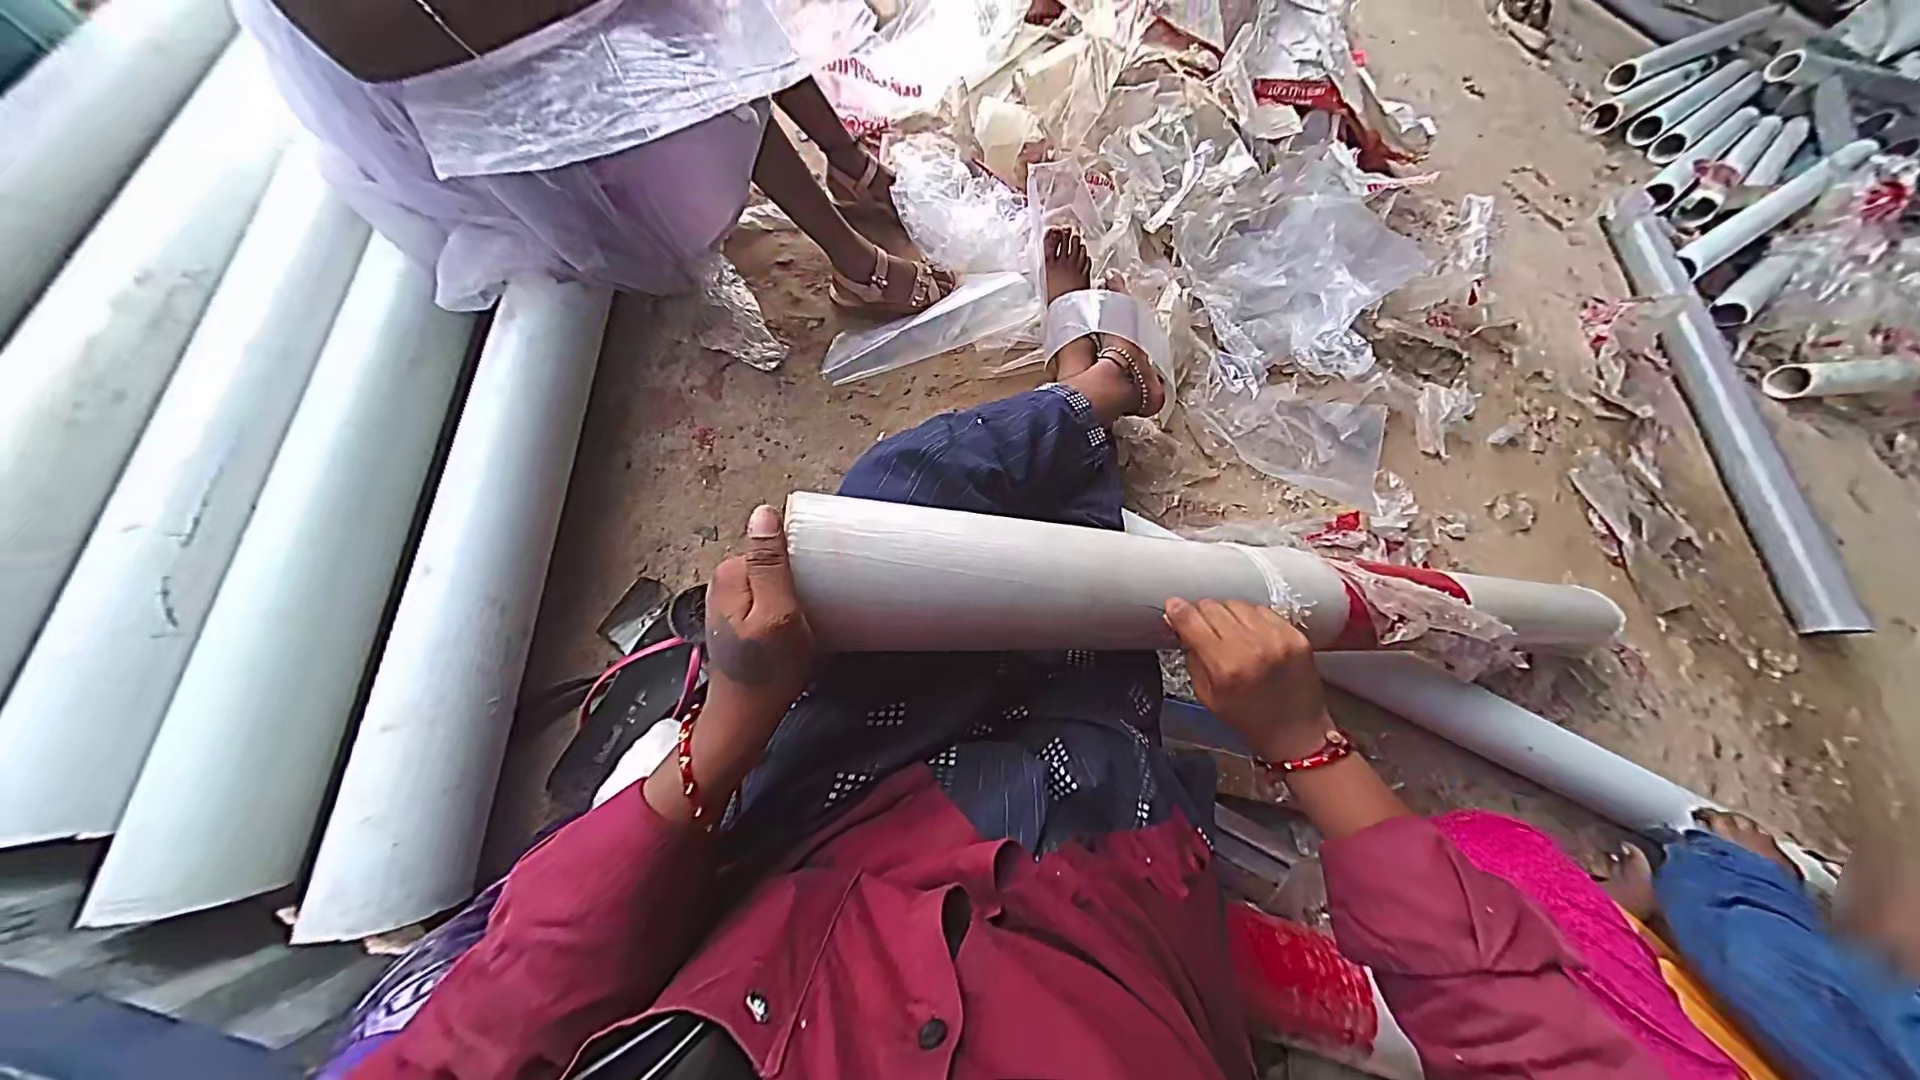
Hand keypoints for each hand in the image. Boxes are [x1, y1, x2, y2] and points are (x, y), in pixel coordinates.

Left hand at [704, 504, 815, 729]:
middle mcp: (724, 583)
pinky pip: (770, 598)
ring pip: (774, 581)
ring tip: (809, 615)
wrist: (747, 716)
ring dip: (794, 592)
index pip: (773, 544)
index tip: (819, 580)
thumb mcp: (777, 612)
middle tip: (815, 602)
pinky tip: (796, 625)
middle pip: (774, 561)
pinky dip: (787, 606)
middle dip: (798, 576)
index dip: (801, 559)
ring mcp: (730, 603)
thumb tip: (764, 513)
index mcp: (731, 574)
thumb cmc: (767, 671)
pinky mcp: (740, 620)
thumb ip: (770, 563)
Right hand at [1163, 597, 1331, 762]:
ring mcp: (1276, 638)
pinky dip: (1250, 617)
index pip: (1191, 620)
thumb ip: (1192, 656)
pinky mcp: (1294, 634)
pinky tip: (1250, 633)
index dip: (1177, 609)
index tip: (1173, 606)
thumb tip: (1181, 625)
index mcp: (1225, 666)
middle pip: (1212, 606)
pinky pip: (1261, 610)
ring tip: (1228, 630)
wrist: (1296, 730)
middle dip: (1201, 613)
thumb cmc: (1247, 716)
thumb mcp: (1206, 693)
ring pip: (1235, 603)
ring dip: (1226, 613)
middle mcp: (1251, 647)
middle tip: (1201, 625)